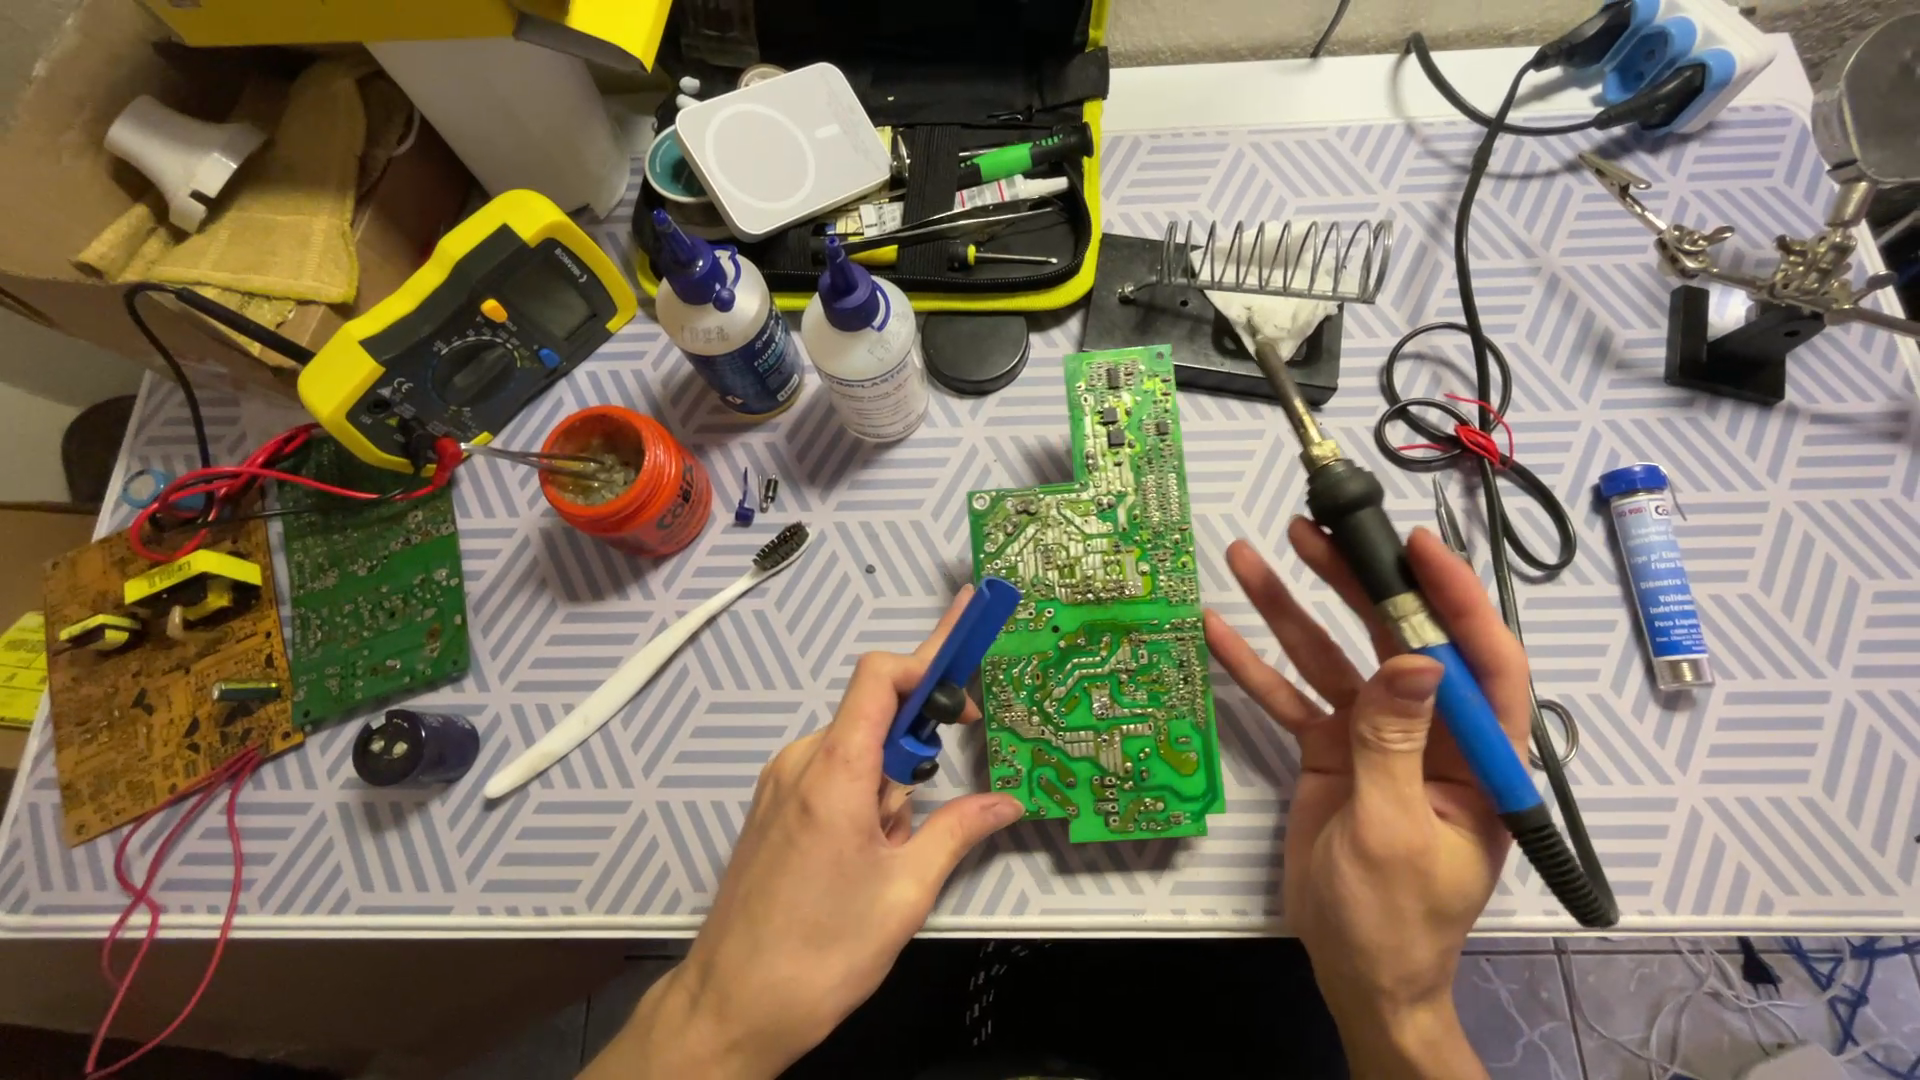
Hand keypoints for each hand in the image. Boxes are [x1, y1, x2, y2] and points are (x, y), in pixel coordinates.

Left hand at [583, 587, 1024, 1079]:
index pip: (881, 676)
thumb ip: (958, 831)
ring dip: (886, 789)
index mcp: (835, 769)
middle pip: (876, 719)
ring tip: (880, 861)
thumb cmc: (823, 951)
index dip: (929, 655)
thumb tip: (1007, 801)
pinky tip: (857, 858)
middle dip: (913, 756)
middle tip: (919, 820)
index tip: (968, 655)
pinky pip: (832, 774)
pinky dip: (860, 797)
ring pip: (857, 753)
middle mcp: (803, 759)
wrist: (731, 1006)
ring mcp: (782, 781)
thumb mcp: (906, 892)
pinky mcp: (773, 803)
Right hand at [1205, 520, 1531, 1077]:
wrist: (1355, 965)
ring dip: (1289, 609)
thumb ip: (1397, 743)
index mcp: (1476, 753)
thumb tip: (1413, 660)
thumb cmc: (1399, 915)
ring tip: (1250, 558)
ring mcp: (1371, 733)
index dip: (1453, 597)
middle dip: (1354, 582)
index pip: (1480, 660)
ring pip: (1331, 656)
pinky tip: (1216, 632)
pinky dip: (1254, 666)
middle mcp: (1427, 729)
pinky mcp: (1327, 747)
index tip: (1413, 545)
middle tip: (1311, 530)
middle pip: (1393, 639)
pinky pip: (1289, 696)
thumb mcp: (1397, 830)